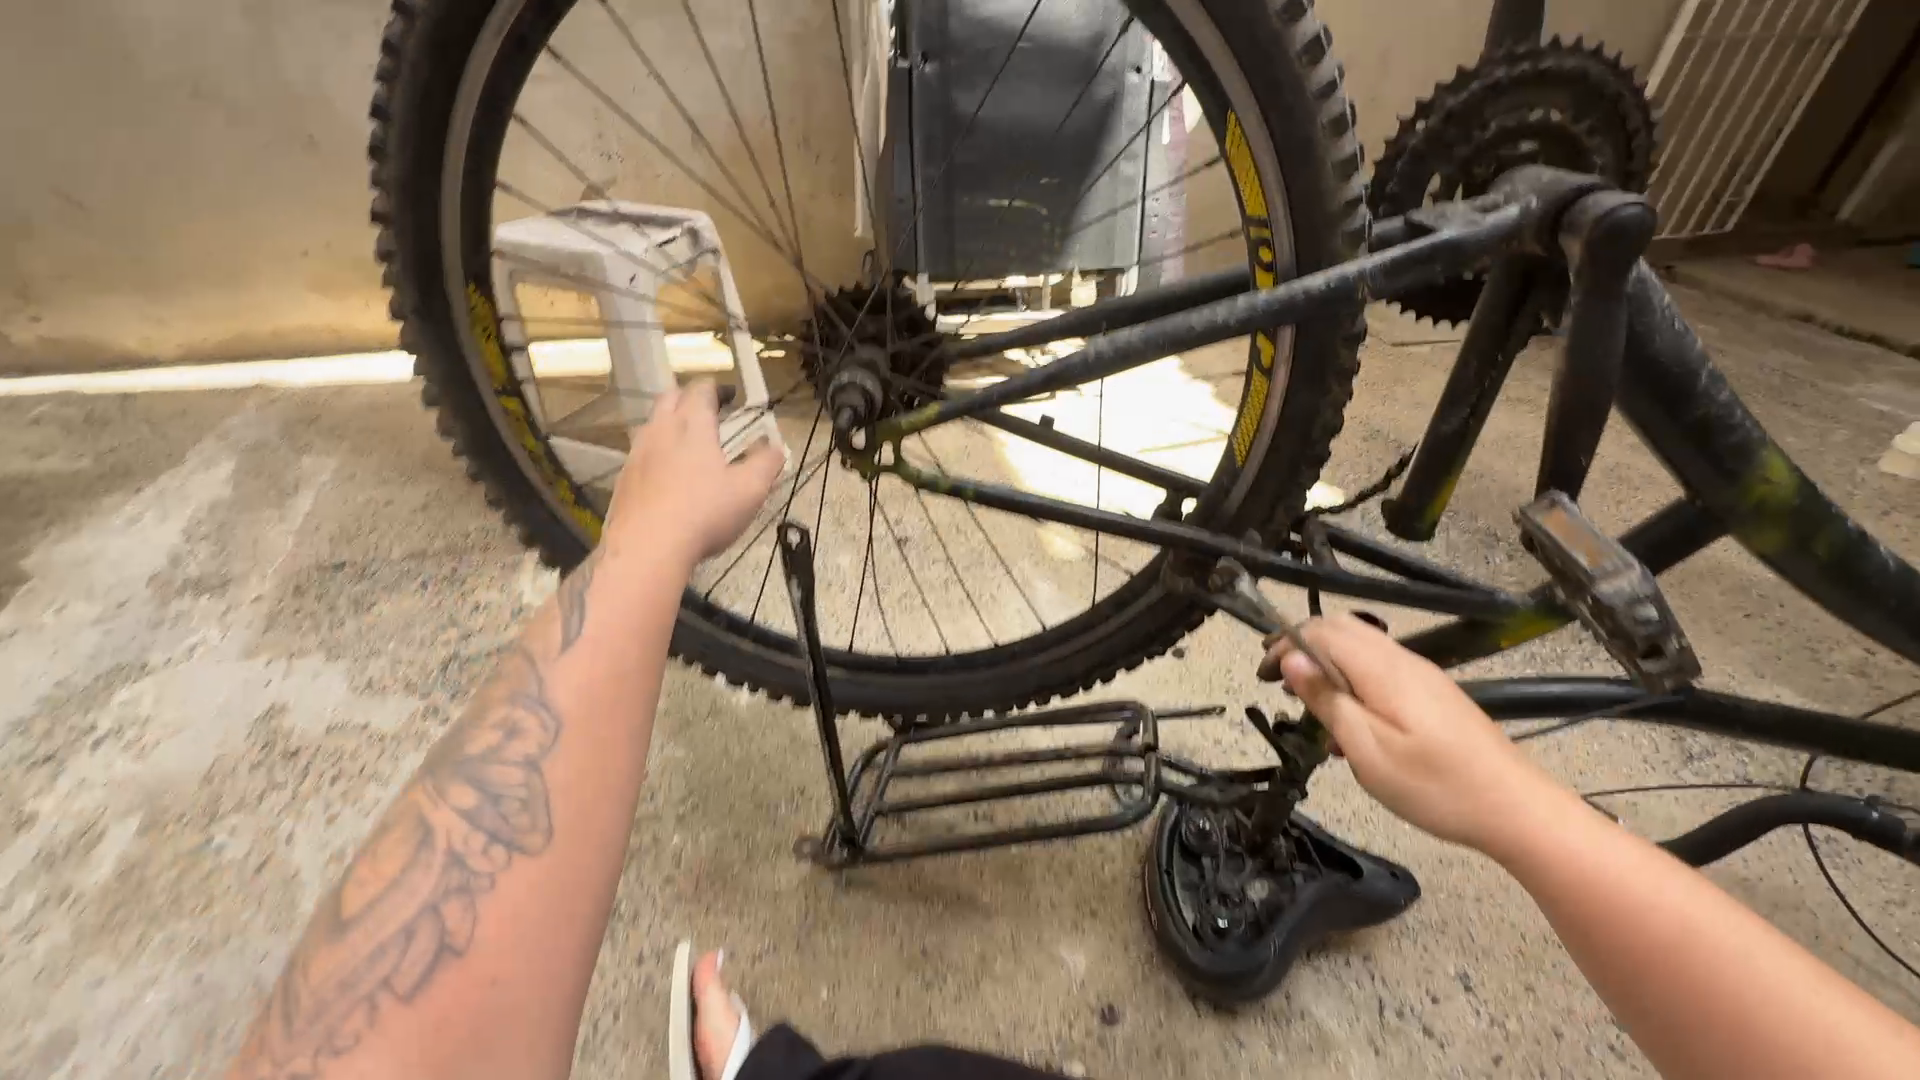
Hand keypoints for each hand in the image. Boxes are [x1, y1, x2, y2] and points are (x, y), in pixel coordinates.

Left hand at [604, 381, 784, 569]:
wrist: (647, 549)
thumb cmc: (705, 513)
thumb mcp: (750, 490)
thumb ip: (766, 463)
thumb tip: (776, 447)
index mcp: (692, 425)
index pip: (702, 390)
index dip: (718, 389)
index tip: (731, 397)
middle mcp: (660, 431)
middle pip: (670, 398)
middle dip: (689, 398)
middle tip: (709, 413)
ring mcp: (637, 454)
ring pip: (652, 424)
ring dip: (670, 424)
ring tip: (689, 444)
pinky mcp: (624, 480)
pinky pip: (641, 453)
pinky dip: (657, 453)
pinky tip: (669, 477)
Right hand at [1260, 614, 1575, 854]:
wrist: (1518, 810)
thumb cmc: (1436, 786)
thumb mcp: (1368, 750)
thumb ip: (1328, 701)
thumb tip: (1292, 660)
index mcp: (1383, 670)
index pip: (1322, 631)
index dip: (1286, 644)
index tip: (1264, 675)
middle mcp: (1403, 661)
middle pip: (1342, 628)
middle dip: (1303, 645)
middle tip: (1279, 681)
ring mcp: (1422, 675)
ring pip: (1361, 646)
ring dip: (1326, 662)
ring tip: (1307, 701)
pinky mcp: (1433, 693)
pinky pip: (1380, 668)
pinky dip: (1351, 678)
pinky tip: (1348, 721)